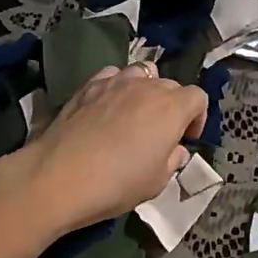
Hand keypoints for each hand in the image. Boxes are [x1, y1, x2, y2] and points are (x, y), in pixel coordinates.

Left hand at [0, 63, 207, 235]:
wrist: (59, 176)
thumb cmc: (116, 183)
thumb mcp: (156, 182)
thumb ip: (172, 160)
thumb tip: (175, 149)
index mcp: (171, 107)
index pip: (197, 97)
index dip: (197, 118)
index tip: (185, 139)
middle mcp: (145, 86)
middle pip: (169, 84)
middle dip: (171, 105)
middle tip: (159, 133)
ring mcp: (113, 82)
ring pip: (139, 73)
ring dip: (144, 89)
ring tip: (134, 114)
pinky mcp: (85, 87)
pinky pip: (110, 75)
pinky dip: (116, 86)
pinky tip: (107, 107)